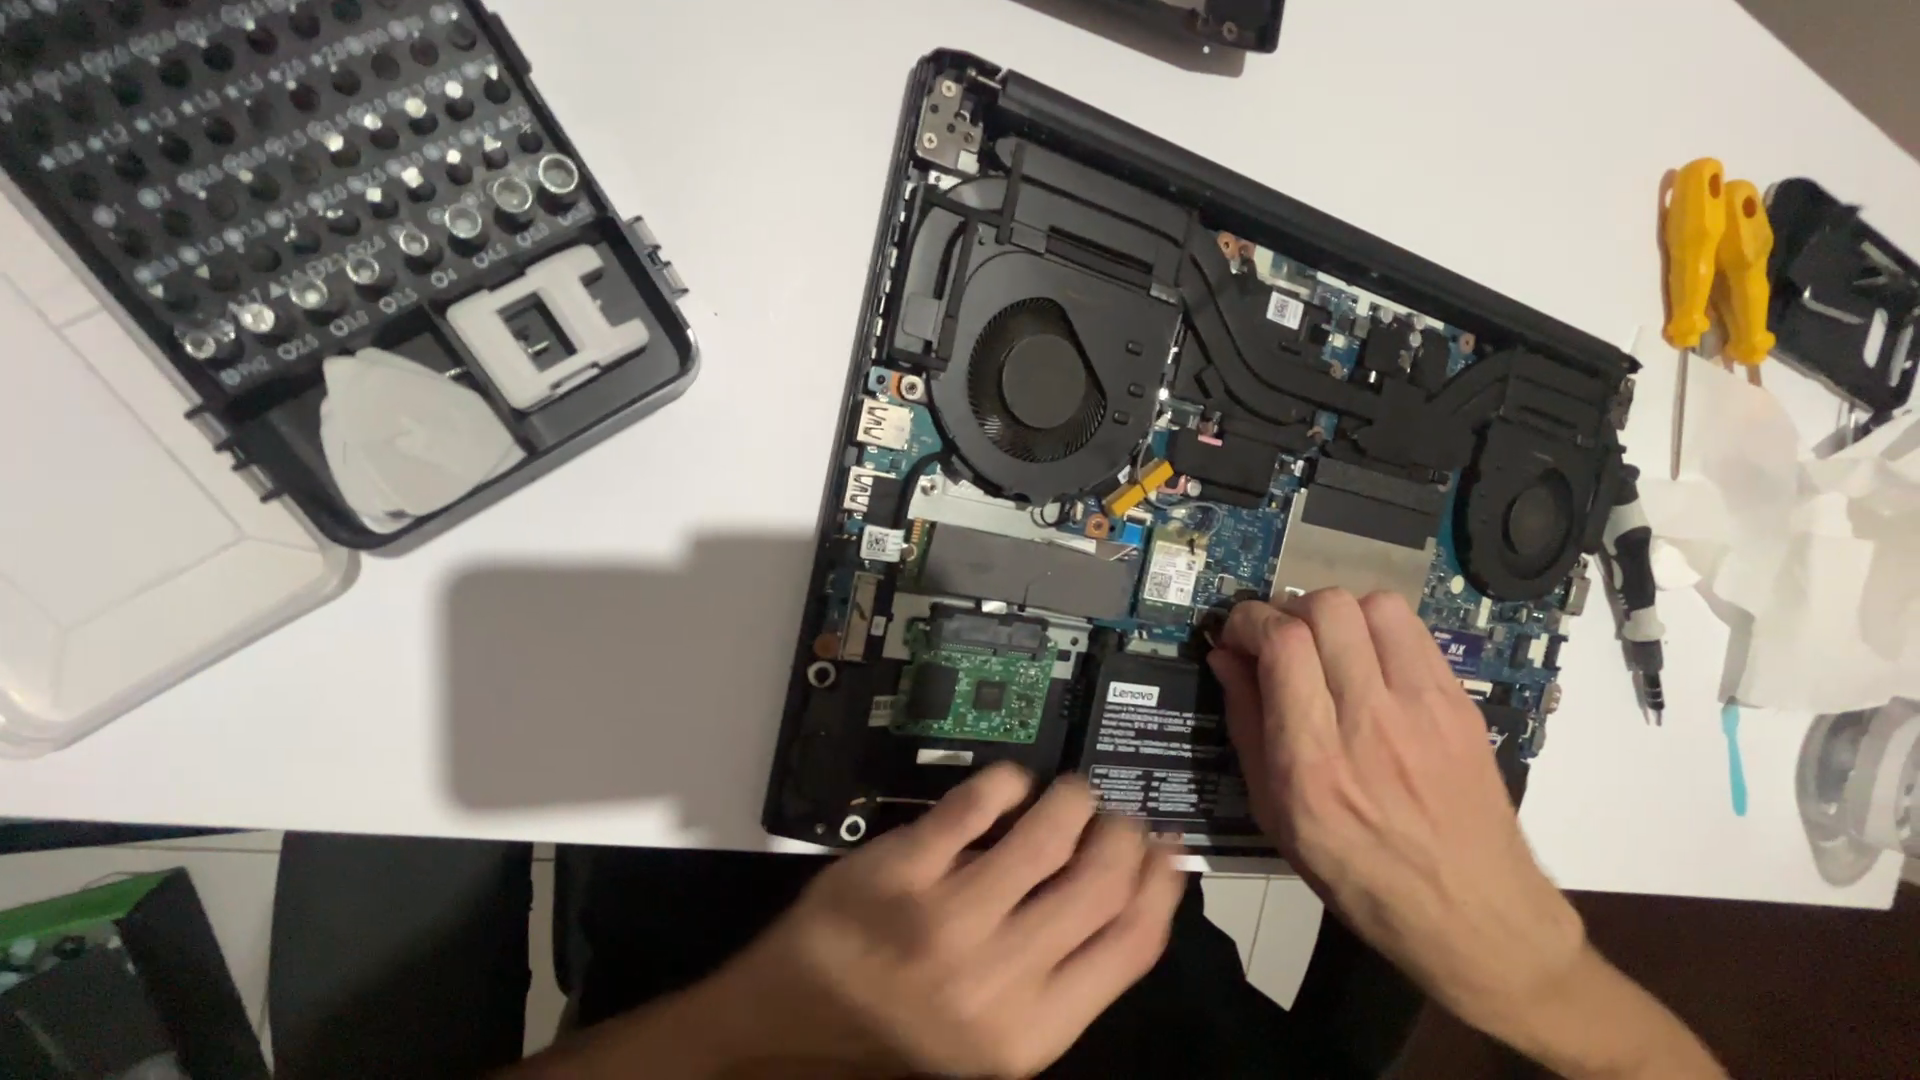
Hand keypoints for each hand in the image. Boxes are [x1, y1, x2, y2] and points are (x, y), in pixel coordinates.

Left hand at [676, 765, 1182, 1077]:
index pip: (1132, 943)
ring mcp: (946, 917)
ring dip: (1072, 799)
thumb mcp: (996, 1032)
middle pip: (1099, 881)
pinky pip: (975, 803)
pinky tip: (1010, 783)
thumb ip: (1060, 971)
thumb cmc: (905, 1031)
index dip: (1162, 884)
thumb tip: (1125, 889)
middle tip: (1116, 816)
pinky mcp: (900, 869)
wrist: (795, 1029)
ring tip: (1071, 793)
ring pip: (1047, 834)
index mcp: (1033, 1030)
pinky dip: (1006, 781)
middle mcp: (999, 976)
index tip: (1166, 847)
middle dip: (1124, 834)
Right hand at [1207, 589, 1585, 1038]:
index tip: (1236, 635)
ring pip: (1373, 605)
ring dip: (1335, 613)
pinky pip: (1415, 629)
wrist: (1469, 913)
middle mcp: (1370, 722)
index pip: (1282, 642)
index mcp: (1312, 759)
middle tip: (1277, 639)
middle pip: (1326, 609)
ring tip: (1325, 644)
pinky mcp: (1460, 703)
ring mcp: (1424, 708)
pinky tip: (1367, 658)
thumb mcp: (1274, 812)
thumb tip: (1225, 657)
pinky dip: (1377, 627)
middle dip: (1286, 611)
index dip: (1249, 620)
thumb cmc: (1354, 872)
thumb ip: (1246, 724)